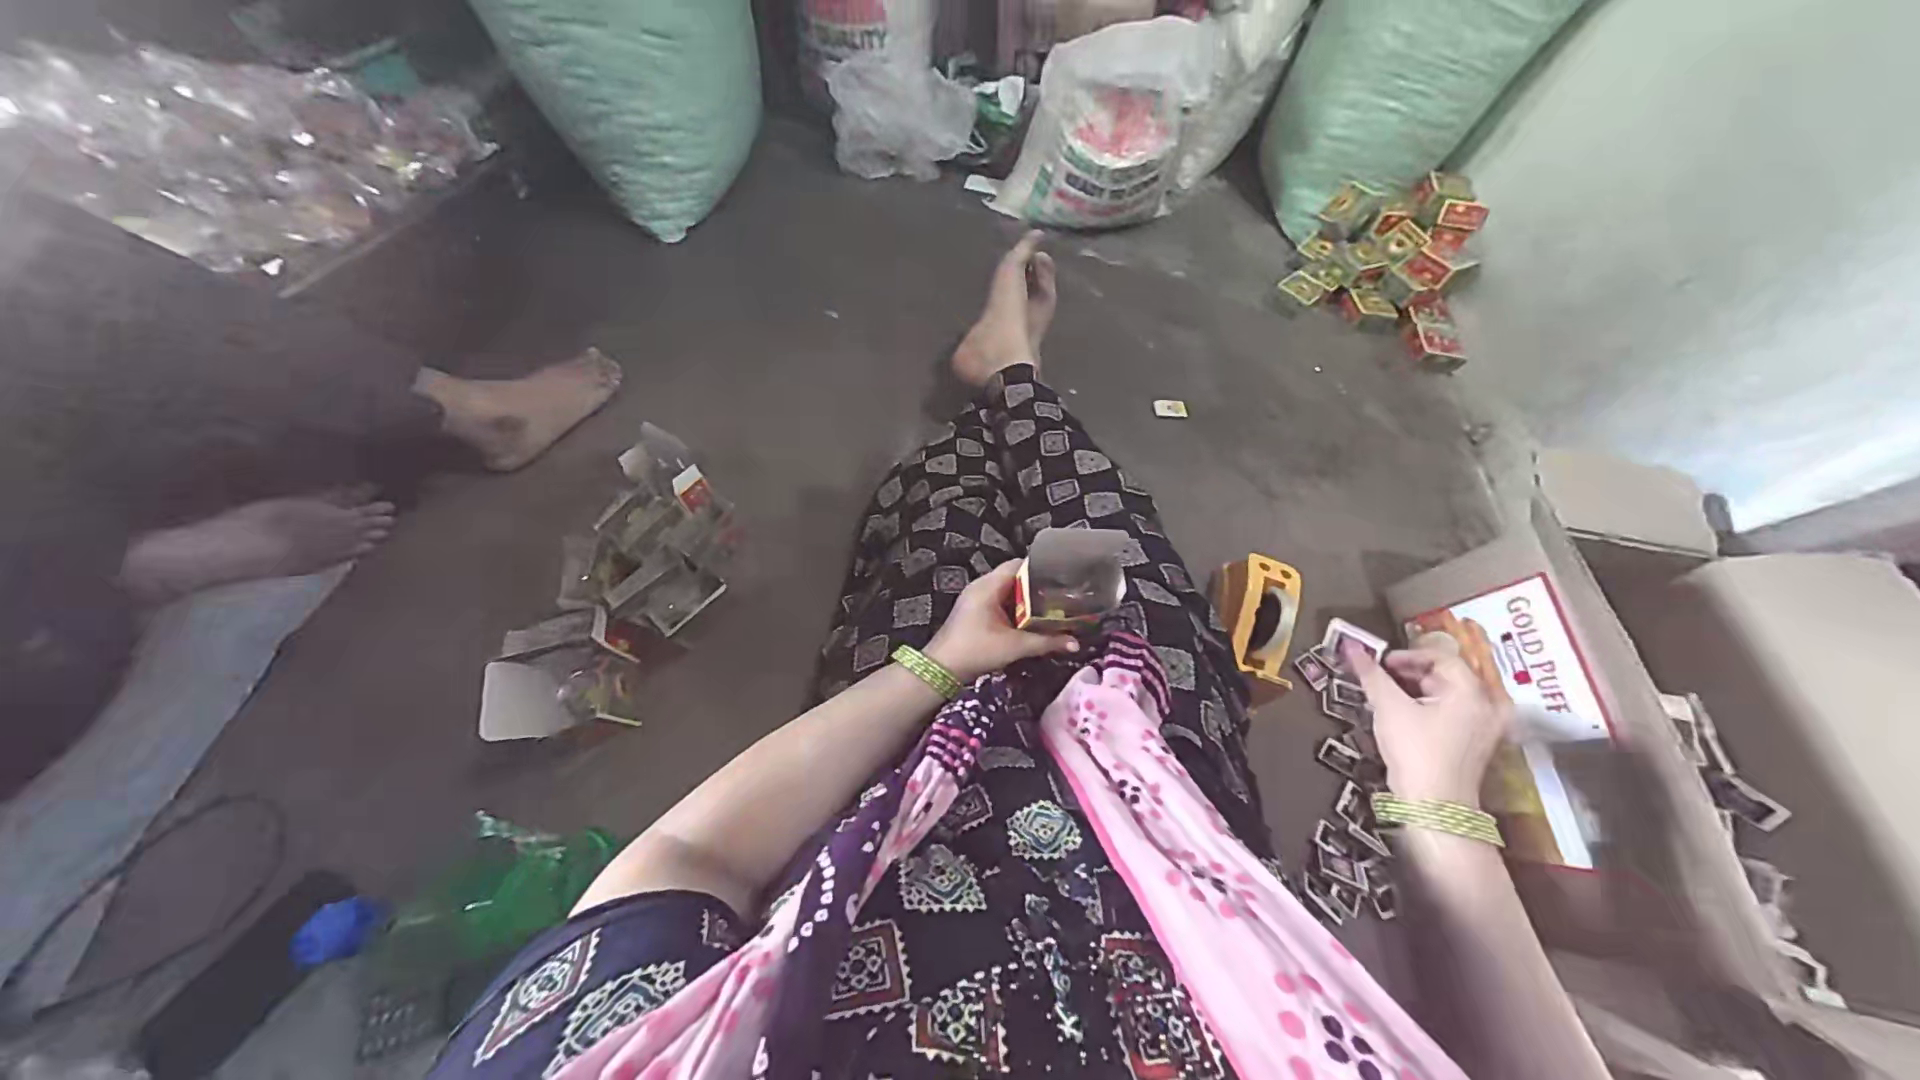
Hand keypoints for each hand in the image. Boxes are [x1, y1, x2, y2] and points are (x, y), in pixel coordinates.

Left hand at [924, 560, 1079, 682]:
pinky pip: (999, 600)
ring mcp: (976, 598)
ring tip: (1051, 606)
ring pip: (1007, 590)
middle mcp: (981, 586)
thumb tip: (1075, 643)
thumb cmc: (976, 650)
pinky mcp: (974, 610)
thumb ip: (1046, 642)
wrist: (941, 668)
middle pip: (1014, 576)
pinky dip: (1015, 607)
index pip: (1018, 565)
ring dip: (1026, 598)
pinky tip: (1030, 619)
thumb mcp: (1014, 646)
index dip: (1041, 569)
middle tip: (1061, 594)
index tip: (1061, 578)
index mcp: (988, 585)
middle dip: (1037, 586)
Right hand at [1345, 643, 1508, 807]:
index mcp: (1473, 693)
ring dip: (1415, 690)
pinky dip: (1426, 708)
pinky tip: (1401, 716)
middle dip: (1408, 674)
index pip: (1441, 657)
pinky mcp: (1475, 744)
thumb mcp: (1389, 707)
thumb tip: (1350, 647)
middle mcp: (1488, 707)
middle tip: (1379, 680)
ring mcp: (1485, 728)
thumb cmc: (1414, 750)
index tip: (1379, 664)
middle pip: (1446, 675)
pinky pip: (1450, 713)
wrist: (1433, 805)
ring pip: (1447, 695)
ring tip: (1385, 697)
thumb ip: (1371, 674)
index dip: (1406, 656)